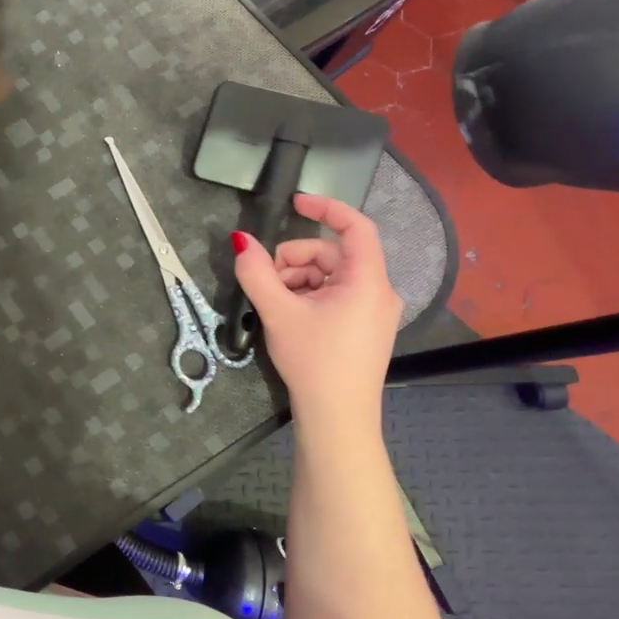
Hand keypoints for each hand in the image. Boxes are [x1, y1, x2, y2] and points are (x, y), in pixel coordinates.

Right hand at [230, 193, 402, 429]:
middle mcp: (378, 290)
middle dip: (293, 260)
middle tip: (263, 281)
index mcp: (367, 281)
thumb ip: (256, 271)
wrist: (337, 416)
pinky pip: (333, 294)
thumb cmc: (314, 360)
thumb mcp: (277, 312)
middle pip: (331, 254)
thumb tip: (240, 240)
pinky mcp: (363, 326)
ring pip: (328, 275)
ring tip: (272, 304)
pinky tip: (286, 316)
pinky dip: (307, 296)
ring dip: (295, 280)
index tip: (294, 202)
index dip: (326, 207)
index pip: (355, 226)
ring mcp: (373, 310)